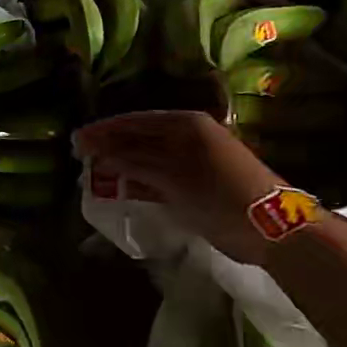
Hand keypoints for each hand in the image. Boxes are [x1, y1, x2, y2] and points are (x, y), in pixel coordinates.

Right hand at [72, 111, 291, 266]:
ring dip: (122, 166)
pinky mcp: (195, 186)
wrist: (268, 226)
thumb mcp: (174, 176)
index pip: (136, 121)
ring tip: (92, 174)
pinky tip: (119, 190)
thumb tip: (103, 153)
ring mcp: (192, 162)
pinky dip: (139, 182)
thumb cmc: (220, 193)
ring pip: (149, 159)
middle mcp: (187, 138)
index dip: (105, 130)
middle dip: (110, 147)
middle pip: (141, 138)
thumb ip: (136, 163)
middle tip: (80, 157)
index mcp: (185, 124)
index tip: (77, 140)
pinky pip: (159, 179)